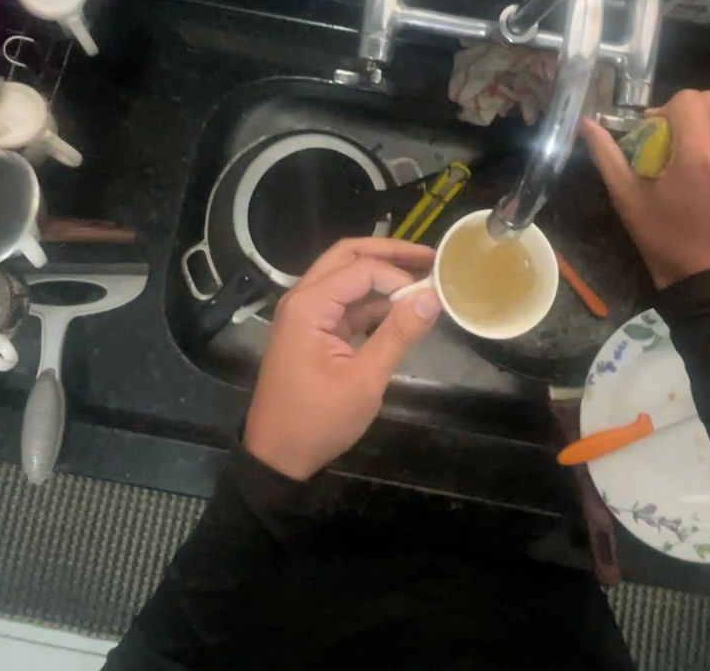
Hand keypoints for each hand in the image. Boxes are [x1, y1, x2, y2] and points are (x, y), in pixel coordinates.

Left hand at [243, 238, 443, 480]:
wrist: (277, 456)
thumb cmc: (317, 420)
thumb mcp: (364, 381)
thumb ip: (397, 335)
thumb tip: (431, 297)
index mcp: (308, 306)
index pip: (361, 269)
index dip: (398, 276)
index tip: (429, 294)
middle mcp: (303, 299)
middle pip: (348, 256)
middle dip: (389, 253)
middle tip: (428, 256)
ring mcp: (306, 313)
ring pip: (346, 275)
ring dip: (381, 273)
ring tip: (421, 275)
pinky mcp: (313, 329)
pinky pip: (345, 302)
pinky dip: (372, 300)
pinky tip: (401, 307)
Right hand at [583, 90, 709, 288]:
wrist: (705, 274)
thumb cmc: (661, 235)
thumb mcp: (626, 195)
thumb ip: (606, 154)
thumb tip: (585, 122)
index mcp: (697, 155)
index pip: (688, 100)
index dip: (667, 109)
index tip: (655, 130)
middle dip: (689, 110)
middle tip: (674, 134)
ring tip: (698, 142)